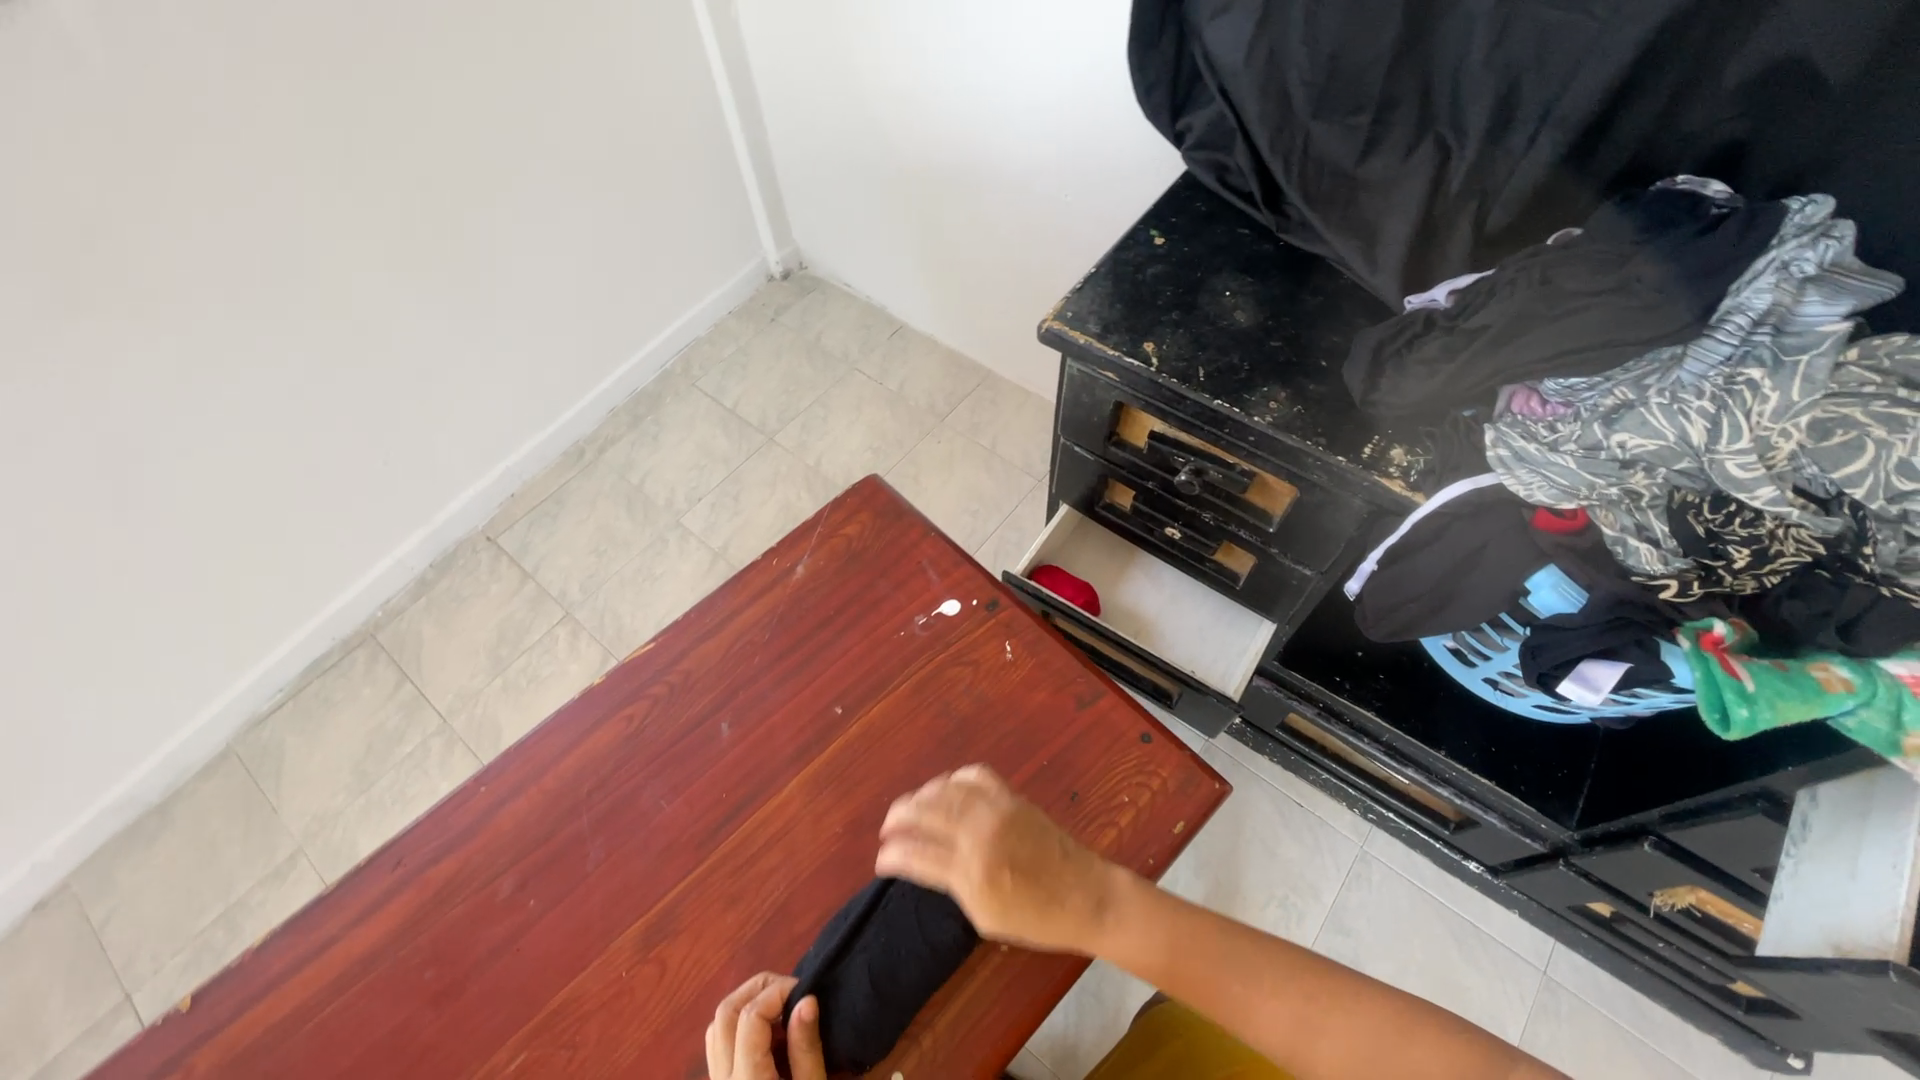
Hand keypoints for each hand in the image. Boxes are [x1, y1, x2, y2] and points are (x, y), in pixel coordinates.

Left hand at [705, 973, 824, 1079]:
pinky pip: (718, 1041)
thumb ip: (806, 1048)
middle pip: (726, 1012)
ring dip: (746, 1003)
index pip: (751, 1016)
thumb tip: (807, 999)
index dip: (778, 992)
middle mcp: (723, 1077)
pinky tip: (766, 1031)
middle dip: (759, 989)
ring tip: (779, 1008)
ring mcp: (716, 1079)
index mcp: (747, 1079)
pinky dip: (738, 1023)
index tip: (805, 991)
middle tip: (791, 993)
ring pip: (717, 1024)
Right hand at [876, 764, 1130, 953]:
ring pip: (947, 789)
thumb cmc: (1036, 919)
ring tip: (910, 806)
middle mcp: (980, 836)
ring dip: (922, 795)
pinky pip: (976, 776)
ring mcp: (998, 811)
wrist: (1086, 896)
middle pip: (927, 812)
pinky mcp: (1013, 798)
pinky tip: (946, 788)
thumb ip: (953, 886)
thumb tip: (926, 862)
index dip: (893, 855)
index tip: (880, 857)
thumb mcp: (985, 917)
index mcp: (971, 875)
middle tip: (887, 826)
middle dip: (899, 816)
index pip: (918, 856)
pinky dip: (954, 779)